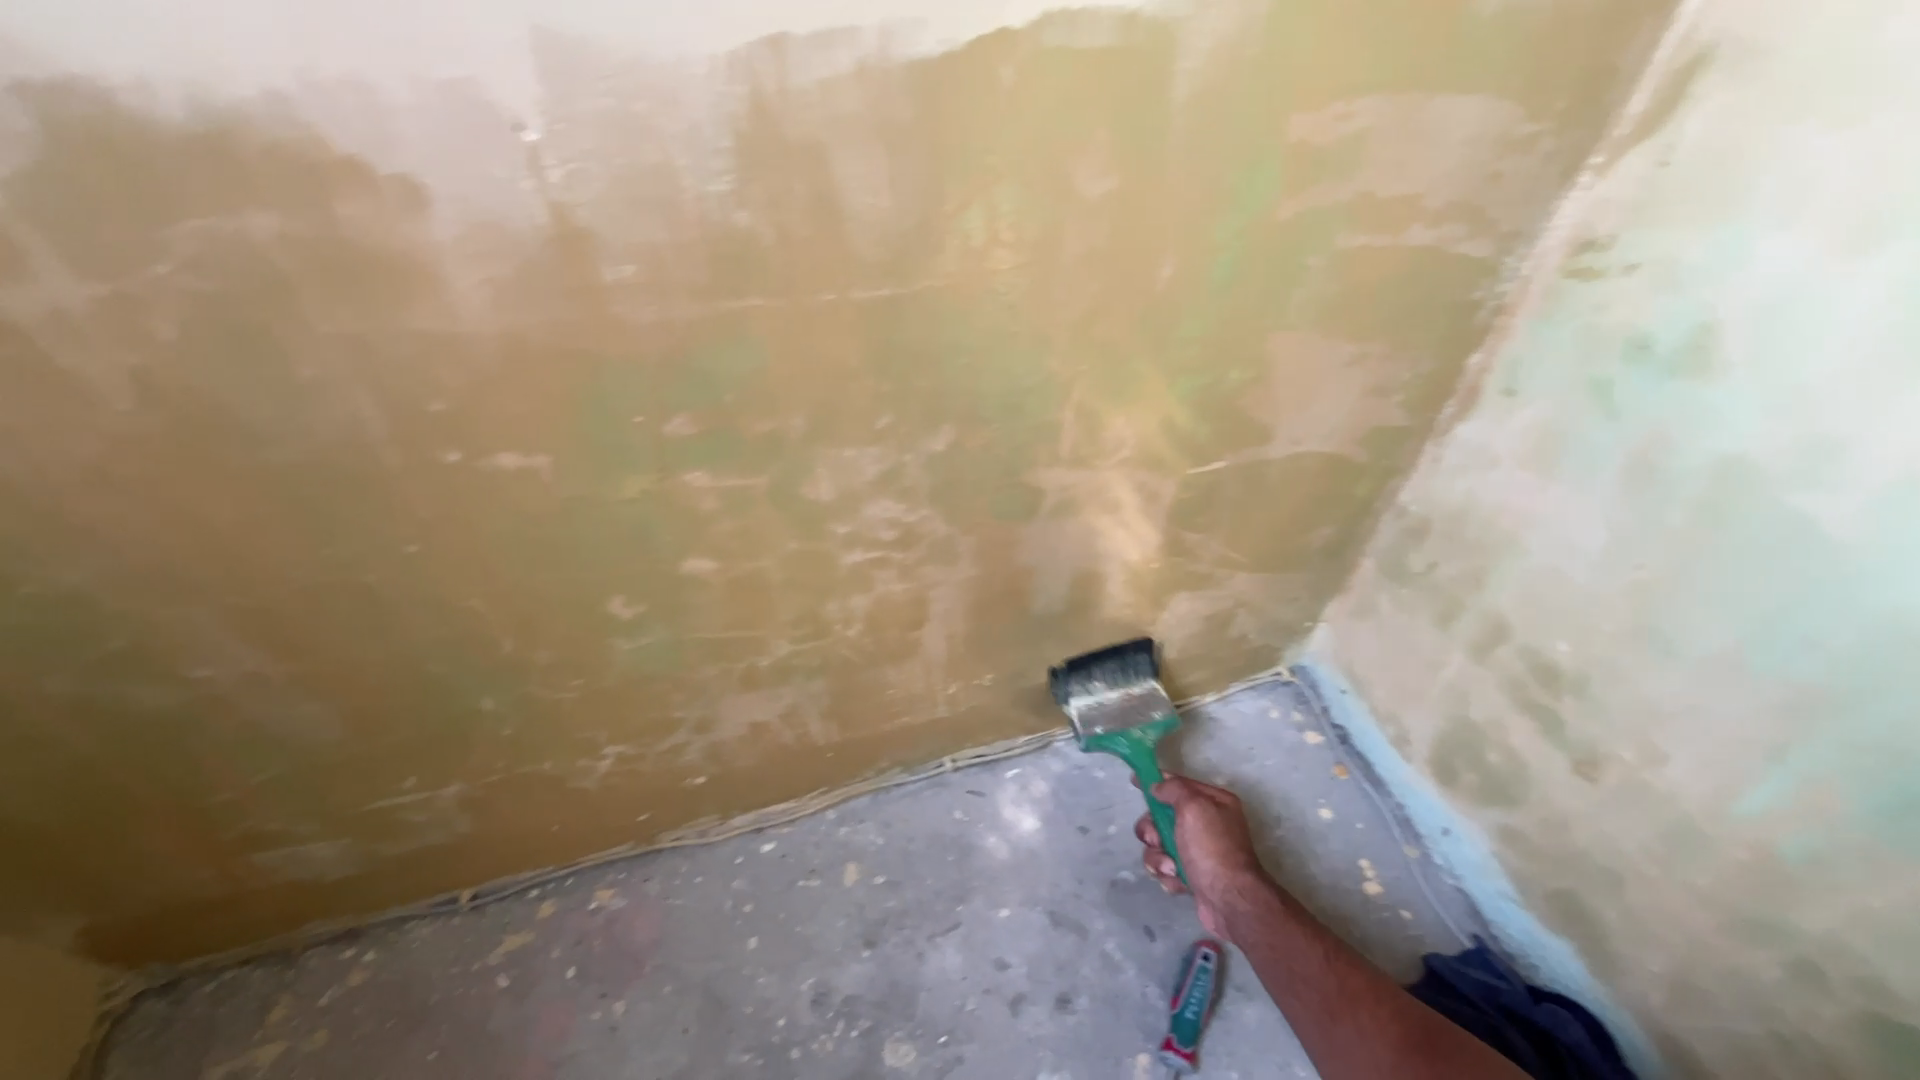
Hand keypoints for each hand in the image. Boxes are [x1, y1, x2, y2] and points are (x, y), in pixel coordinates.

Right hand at [1135, 774, 1272, 940]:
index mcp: (1213, 802)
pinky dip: (1168, 875)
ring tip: (1170, 868)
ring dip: (1158, 857)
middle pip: (1162, 817)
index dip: (1155, 782)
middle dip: (1153, 831)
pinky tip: (1178, 881)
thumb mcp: (1194, 807)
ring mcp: (1199, 851)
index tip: (1134, 781)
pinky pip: (1166, 867)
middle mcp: (1207, 824)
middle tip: (1156, 841)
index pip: (1178, 784)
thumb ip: (1173, 789)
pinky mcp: (1192, 875)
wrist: (1229, 900)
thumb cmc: (1212, 848)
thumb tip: (1158, 786)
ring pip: (1159, 845)